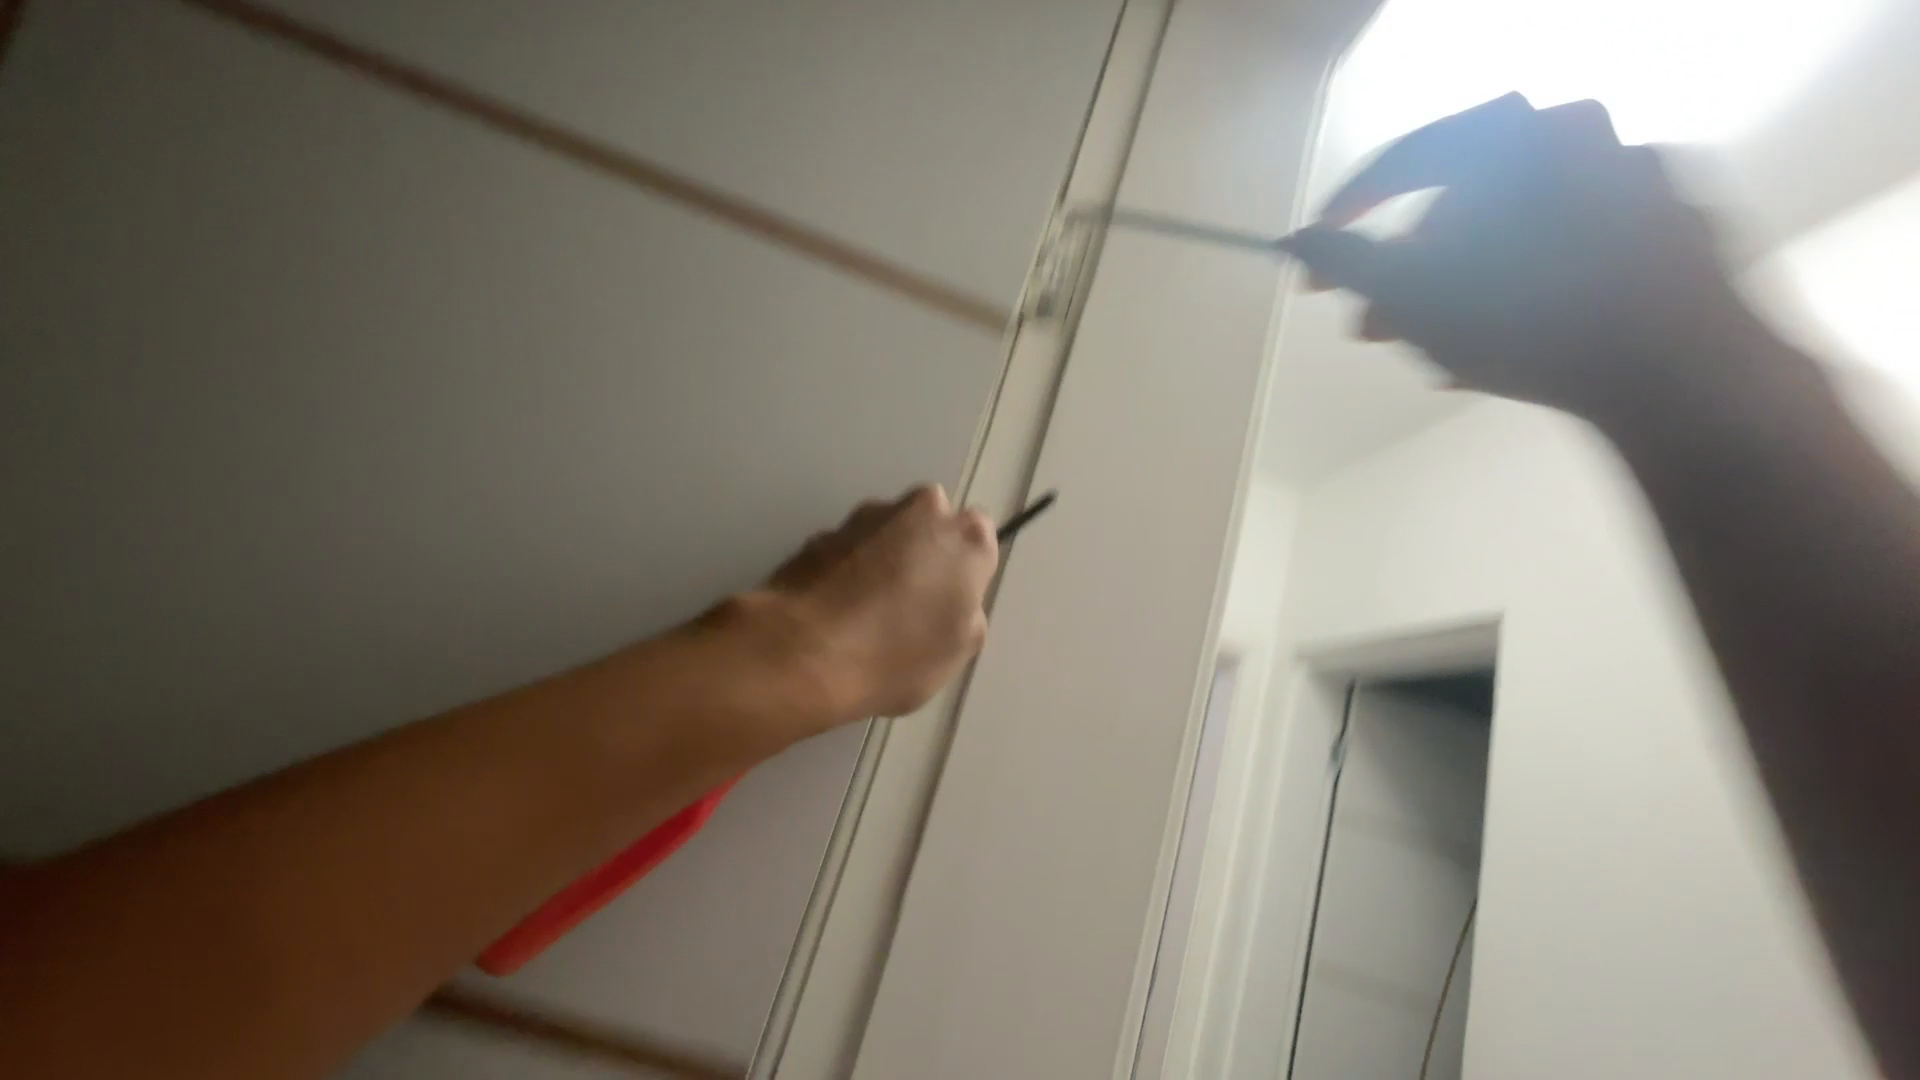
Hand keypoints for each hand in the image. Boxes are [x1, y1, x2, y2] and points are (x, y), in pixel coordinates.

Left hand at [761, 484, 998, 724]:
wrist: (806, 652)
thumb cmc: (898, 655)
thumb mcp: (958, 651)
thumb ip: (966, 609)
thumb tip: (951, 598)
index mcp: (966, 537)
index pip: (980, 535)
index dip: (963, 567)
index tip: (949, 597)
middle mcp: (921, 511)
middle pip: (930, 522)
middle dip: (922, 550)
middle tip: (909, 601)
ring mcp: (865, 517)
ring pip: (884, 531)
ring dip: (879, 558)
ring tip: (863, 612)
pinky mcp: (820, 532)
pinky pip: (845, 549)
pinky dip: (843, 569)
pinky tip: (833, 611)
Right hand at [1280, 93, 1752, 423]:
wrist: (1682, 372)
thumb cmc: (1524, 322)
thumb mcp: (1410, 294)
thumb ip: (1346, 261)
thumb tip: (1296, 239)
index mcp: (1512, 137)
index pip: (1404, 161)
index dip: (1347, 212)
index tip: (1318, 257)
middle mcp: (1578, 136)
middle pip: (1460, 204)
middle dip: (1408, 271)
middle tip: (1375, 327)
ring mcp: (1638, 178)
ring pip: (1513, 232)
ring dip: (1461, 288)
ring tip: (1436, 351)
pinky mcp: (1676, 225)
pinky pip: (1569, 252)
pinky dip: (1525, 290)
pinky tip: (1505, 344)